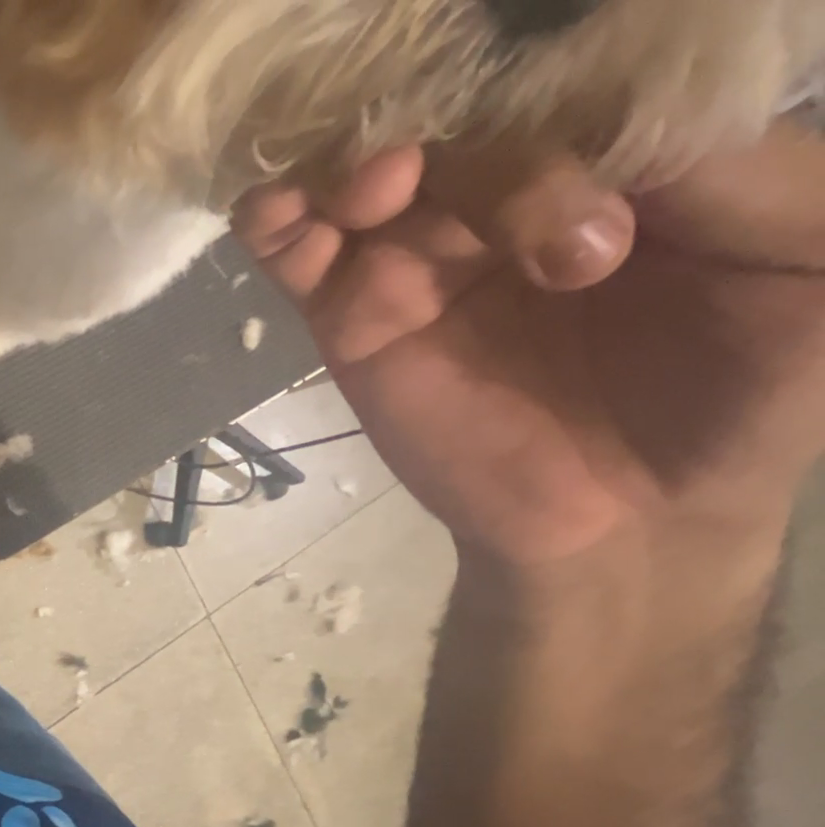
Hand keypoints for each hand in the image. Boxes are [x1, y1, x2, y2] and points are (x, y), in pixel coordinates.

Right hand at [234, 123, 824, 565]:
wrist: (625, 522)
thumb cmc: (741, 397)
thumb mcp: (809, 265)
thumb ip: (744, 176)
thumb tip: (617, 132)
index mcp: (606, 167)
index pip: (559, 91)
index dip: (554, 97)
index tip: (596, 176)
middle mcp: (498, 199)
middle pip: (455, 132)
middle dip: (480, 167)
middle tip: (556, 257)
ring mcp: (413, 260)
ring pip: (358, 172)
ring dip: (349, 164)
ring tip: (375, 196)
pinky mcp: (348, 318)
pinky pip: (291, 251)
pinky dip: (270, 220)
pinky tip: (276, 213)